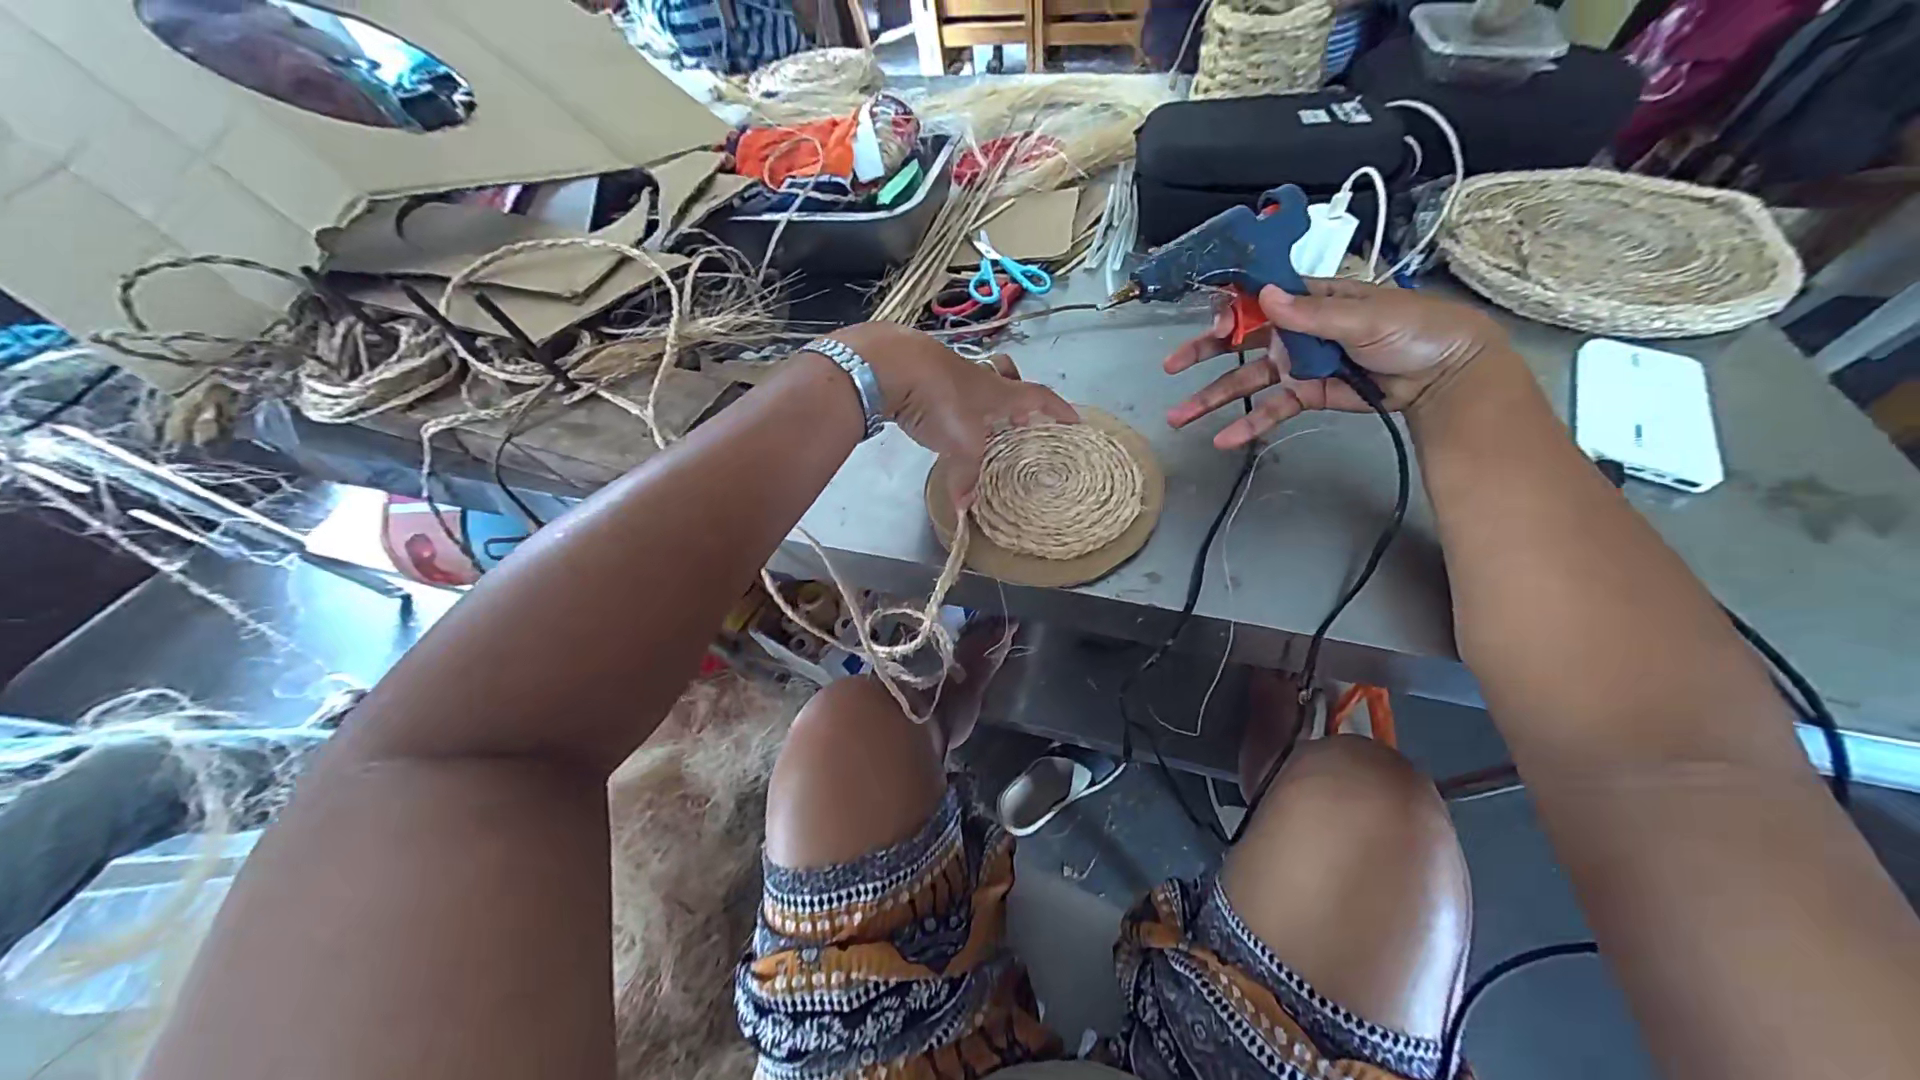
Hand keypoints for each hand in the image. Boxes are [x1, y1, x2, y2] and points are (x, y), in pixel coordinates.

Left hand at [828, 323, 1077, 508]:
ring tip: (979, 421)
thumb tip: (964, 509)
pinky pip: (945, 385)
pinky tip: (937, 415)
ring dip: (982, 398)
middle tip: (1019, 417)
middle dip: (1017, 396)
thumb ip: (966, 475)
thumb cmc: (941, 401)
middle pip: (1007, 378)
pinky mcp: (921, 371)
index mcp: (998, 392)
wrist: (892, 363)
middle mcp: (978, 377)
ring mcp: (949, 370)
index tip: (1073, 420)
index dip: (1058, 409)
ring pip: (976, 380)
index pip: (1038, 397)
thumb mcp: (960, 445)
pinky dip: (950, 399)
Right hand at [1162, 279, 1506, 449]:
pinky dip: (1247, 424)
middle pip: (1240, 340)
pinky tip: (1223, 439)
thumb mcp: (1364, 314)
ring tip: (1179, 416)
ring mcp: (1296, 364)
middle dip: (1203, 352)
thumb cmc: (1411, 329)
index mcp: (1309, 299)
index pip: (1256, 299)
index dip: (1230, 309)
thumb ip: (1312, 311)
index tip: (1217, 326)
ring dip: (1211, 398)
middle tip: (1172, 366)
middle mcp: (1294, 329)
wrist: (1444, 374)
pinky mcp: (1304, 394)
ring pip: (1245, 381)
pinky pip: (1269, 410)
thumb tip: (1264, 297)